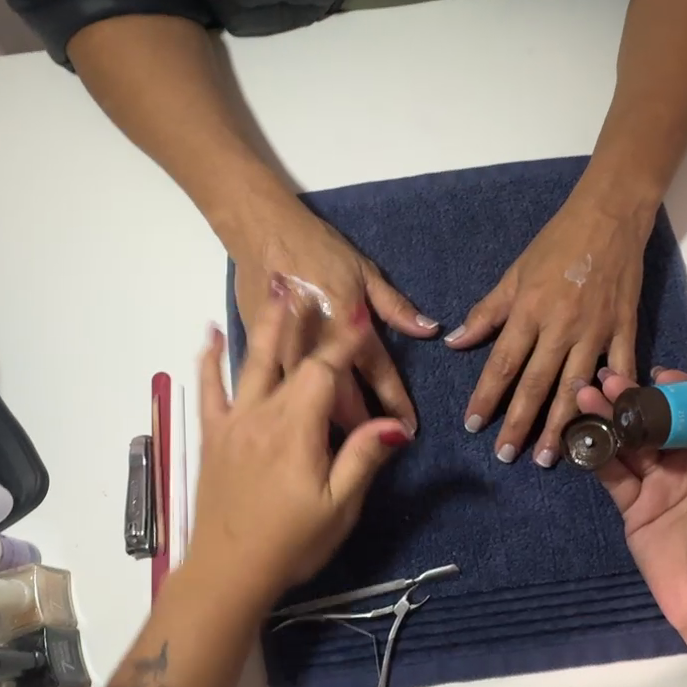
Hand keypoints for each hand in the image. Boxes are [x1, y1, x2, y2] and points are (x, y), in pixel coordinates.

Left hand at [188, 293, 410, 606]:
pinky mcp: (212, 436)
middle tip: (308, 277)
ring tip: (273, 288)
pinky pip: (208, 389)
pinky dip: (208, 360)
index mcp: (297, 430)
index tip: (362, 314)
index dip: (345, 342)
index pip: (325, 372)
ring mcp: (233, 423)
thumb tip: (396, 424)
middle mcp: (262, 415)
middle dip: (301, 316)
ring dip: (263, 325)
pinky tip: (208, 335)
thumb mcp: (337, 507)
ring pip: (249, 363)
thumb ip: (363, 459)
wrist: (227, 572)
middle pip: (284, 355)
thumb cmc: (291, 543)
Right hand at [224, 191, 438, 430]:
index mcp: (349, 323)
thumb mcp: (364, 271)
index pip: (380, 373)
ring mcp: (284, 352)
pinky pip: (279, 394)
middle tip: (380, 451)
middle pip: (344, 399)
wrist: (259, 231)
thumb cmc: (317, 248)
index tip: (411, 429)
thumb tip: (429, 330)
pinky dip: (294, 414)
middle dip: (364, 430)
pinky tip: (302, 434)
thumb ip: (395, 306)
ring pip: (308, 405)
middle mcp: (318, 343)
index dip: (397, 403)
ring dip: (329, 430)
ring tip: (346, 455)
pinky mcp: (257, 355)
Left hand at [447, 190, 649, 467]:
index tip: (472, 425)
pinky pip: (621, 371)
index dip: (486, 397)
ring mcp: (596, 332)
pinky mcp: (625, 330)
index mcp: (529, 312)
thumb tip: (454, 343)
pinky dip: (615, 400)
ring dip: (559, 426)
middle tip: (505, 456)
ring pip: (575, 388)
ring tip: (548, 458)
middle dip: (519, 424)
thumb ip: (486, 313)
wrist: (609, 217)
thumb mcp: (514, 274)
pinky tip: (608, 429)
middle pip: (535, 385)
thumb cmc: (556, 244)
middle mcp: (561, 327)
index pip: (502, 364)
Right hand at [576, 367, 686, 665]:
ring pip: (629, 445)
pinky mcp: (635, 510)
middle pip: (655, 424)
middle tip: (602, 379)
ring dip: (608, 421)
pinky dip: (596, 455)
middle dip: (631, 400)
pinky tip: (580, 434)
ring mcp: (659, 488)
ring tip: (583, 397)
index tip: (651, 372)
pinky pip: (613, 476)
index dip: (673, 390)